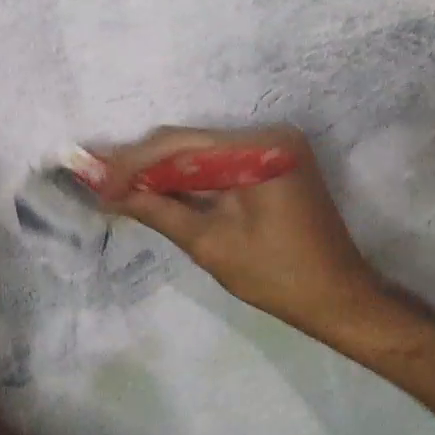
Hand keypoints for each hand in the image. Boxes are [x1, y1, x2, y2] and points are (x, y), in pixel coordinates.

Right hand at [98, 125, 389, 334]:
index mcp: (258, 150)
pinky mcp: (271, 160)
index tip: (94, 182)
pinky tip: (152, 187)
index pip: (179, 145)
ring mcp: (272, 145)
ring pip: (197, 151)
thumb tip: (106, 193)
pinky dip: (185, 177)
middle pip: (187, 142)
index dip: (131, 163)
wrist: (340, 299)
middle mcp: (267, 134)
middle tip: (97, 182)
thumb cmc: (277, 276)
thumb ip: (156, 210)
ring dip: (158, 170)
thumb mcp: (209, 243)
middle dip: (140, 164)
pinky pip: (215, 161)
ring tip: (115, 185)